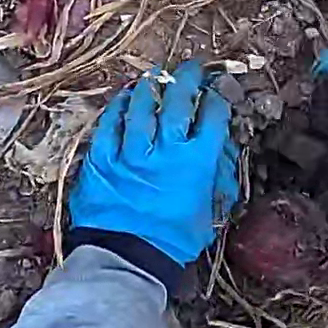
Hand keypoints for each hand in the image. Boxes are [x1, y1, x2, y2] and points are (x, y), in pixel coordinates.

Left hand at [69, 59, 238, 264]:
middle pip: (178, 101)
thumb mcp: (210, 210)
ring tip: (155, 76)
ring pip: (142, 107)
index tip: (216, 94)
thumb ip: (219, 175)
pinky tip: (125, 99)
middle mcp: (166, 150)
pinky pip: (110, 125)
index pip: (212, 117)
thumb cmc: (175, 239)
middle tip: (191, 68)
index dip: (216, 100)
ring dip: (150, 87)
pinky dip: (119, 109)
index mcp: (197, 162)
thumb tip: (224, 149)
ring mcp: (131, 152)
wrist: (129, 259)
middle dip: (188, 79)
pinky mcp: (103, 160)